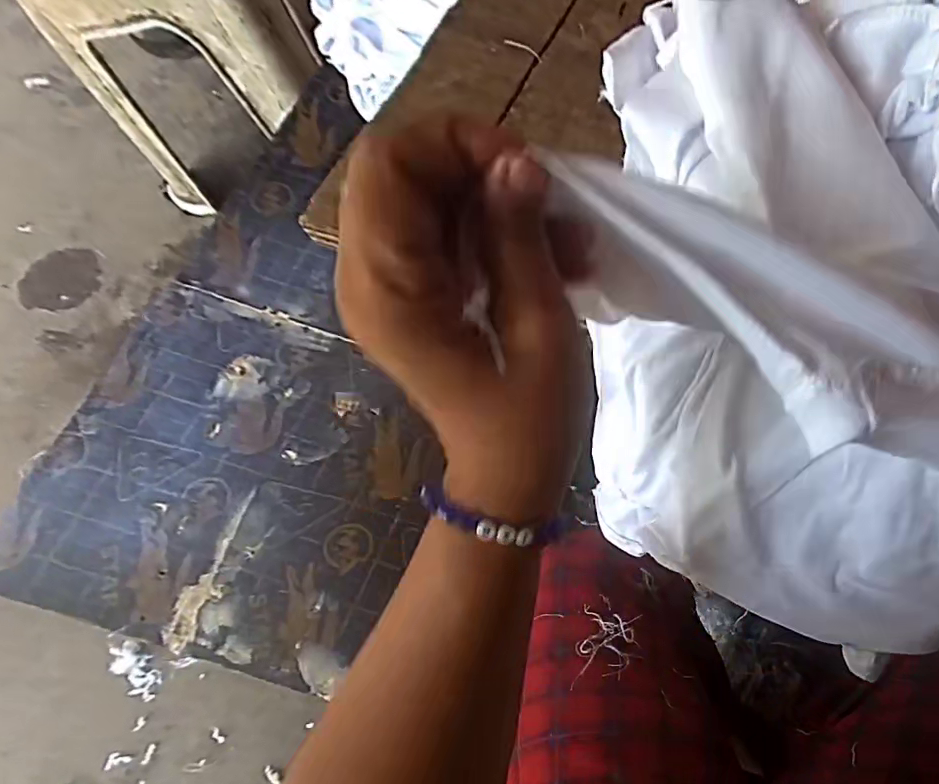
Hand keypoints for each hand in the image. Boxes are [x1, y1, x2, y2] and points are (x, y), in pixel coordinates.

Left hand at [335, 115, 592, 523]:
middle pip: (404, 175)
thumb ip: (521, 243)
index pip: (390, 164)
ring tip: (571, 244)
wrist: (507, 483)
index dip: (457, 144)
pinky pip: (445, 238)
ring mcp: (387, 289)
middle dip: (484, 174)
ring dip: (500, 207)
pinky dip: (496, 235)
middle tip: (552, 205)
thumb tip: (518, 163)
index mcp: (387, 291)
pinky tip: (553, 260)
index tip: (528, 171)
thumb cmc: (530, 426)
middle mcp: (368, 279)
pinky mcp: (412, 299)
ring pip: (430, 202)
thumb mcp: (539, 333)